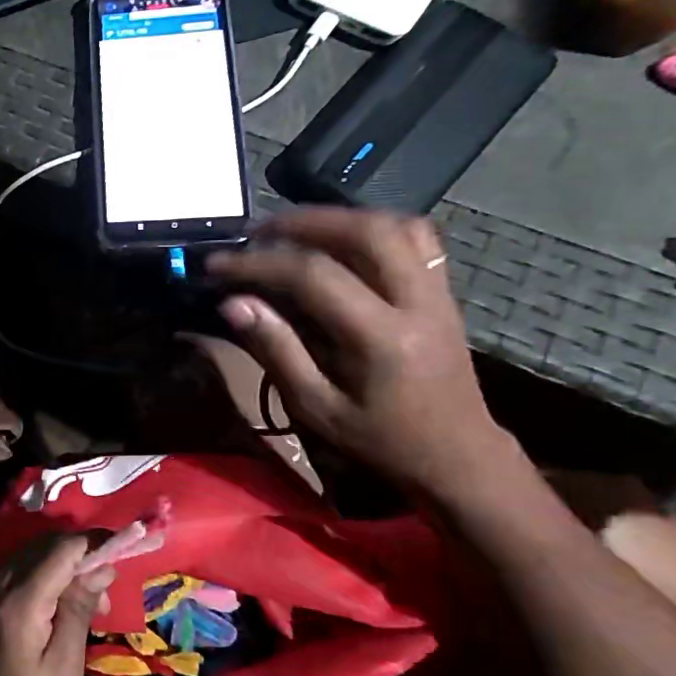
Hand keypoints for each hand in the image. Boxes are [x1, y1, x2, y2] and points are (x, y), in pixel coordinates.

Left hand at [0, 533, 114, 675]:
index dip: (95, 542)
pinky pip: (21, 564)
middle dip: (83, 554)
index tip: (124, 548)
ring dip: (65, 562)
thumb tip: (102, 567)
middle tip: (107, 590)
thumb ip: (79, 612)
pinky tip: (61, 600)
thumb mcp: (63, 670)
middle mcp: (0, 581)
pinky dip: (46, 570)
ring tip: (89, 600)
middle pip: (48, 544)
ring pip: (35, 550)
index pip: (62, 549)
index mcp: (20, 601)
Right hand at [206, 208, 510, 490]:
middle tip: (259, 232)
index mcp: (381, 338)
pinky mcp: (444, 293)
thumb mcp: (316, 408)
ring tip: (297, 231)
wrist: (456, 456)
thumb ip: (276, 351)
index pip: (314, 275)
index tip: (219, 265)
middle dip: (304, 222)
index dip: (259, 263)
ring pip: (396, 226)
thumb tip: (233, 303)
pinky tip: (343, 242)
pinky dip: (373, 228)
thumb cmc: (379, 441)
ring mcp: (437, 294)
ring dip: (340, 218)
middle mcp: (416, 303)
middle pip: (365, 231)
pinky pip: (416, 239)